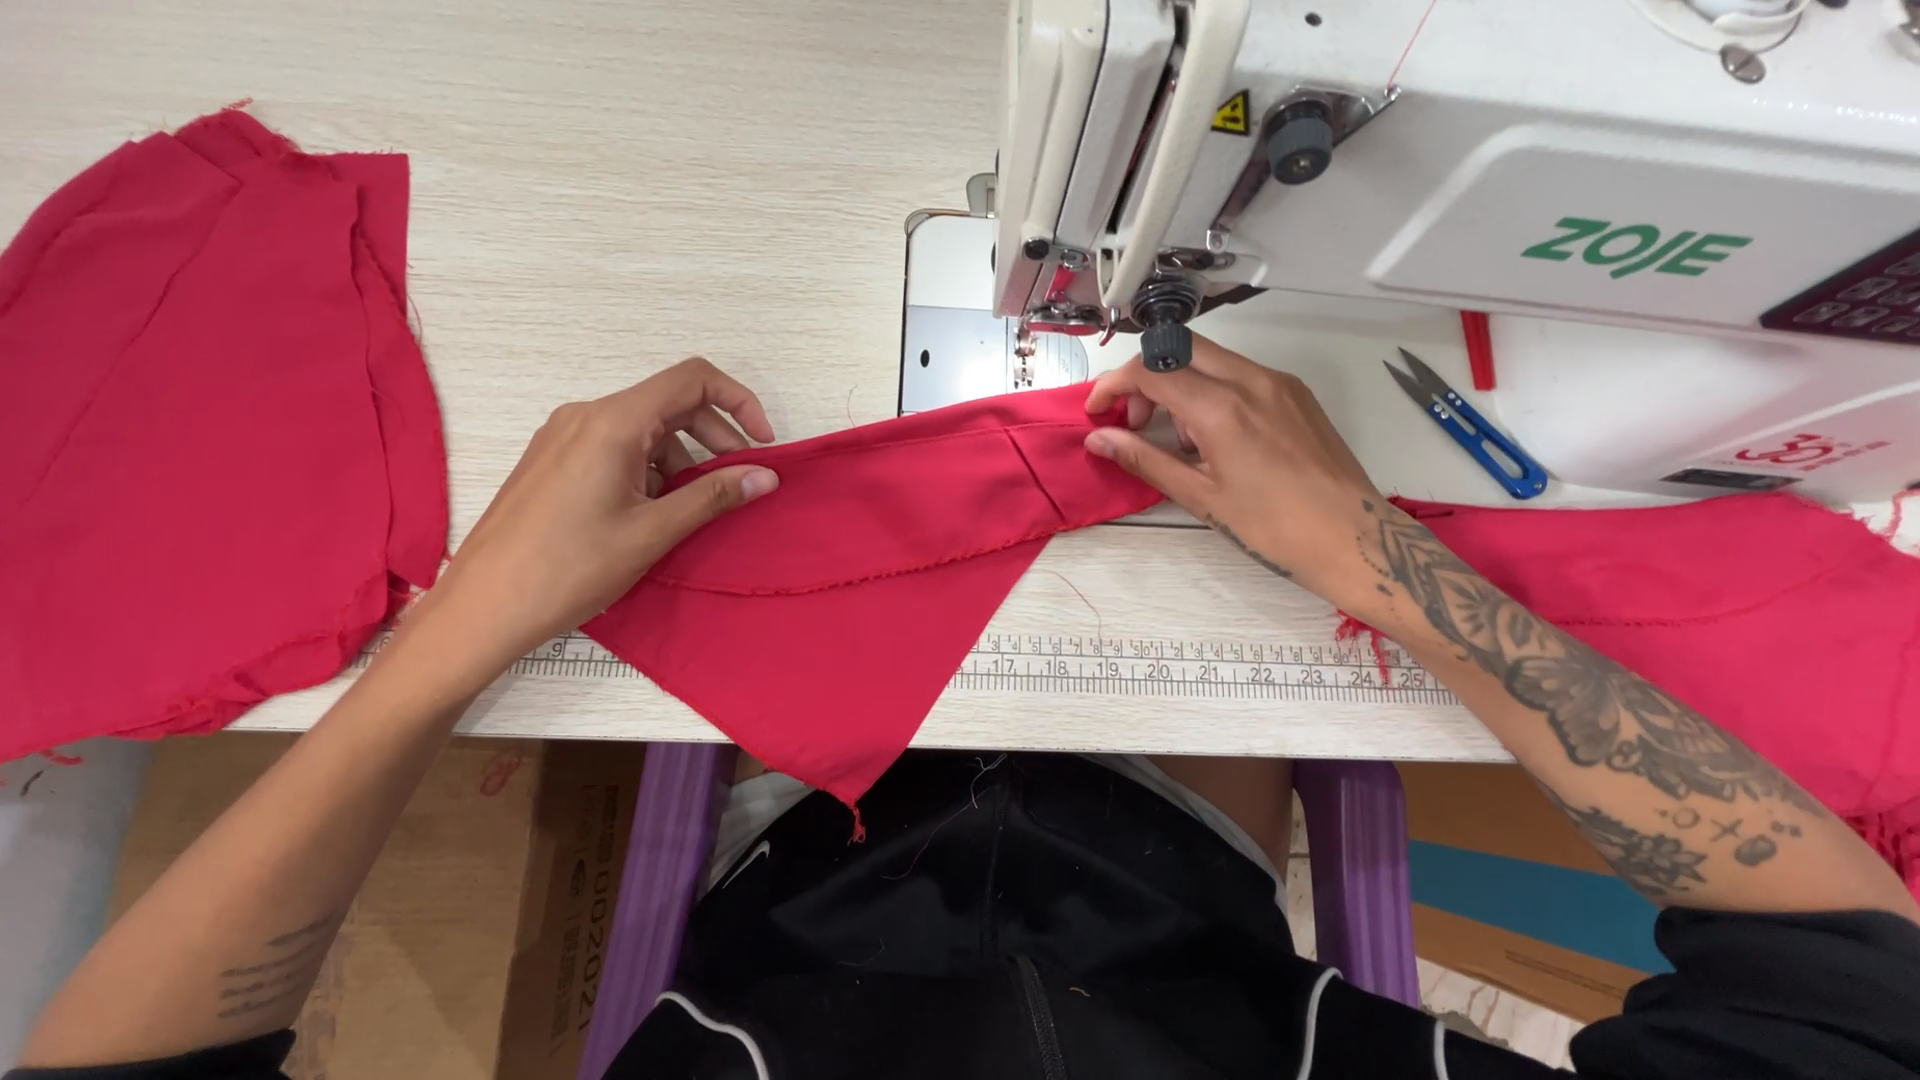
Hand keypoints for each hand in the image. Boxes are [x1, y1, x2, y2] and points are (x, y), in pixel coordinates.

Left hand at [401, 357, 779, 687]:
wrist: (484, 605)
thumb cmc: (570, 569)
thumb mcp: (653, 532)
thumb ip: (714, 496)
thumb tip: (766, 476)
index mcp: (613, 422)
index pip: (692, 379)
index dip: (739, 402)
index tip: (762, 444)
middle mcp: (587, 416)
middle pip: (670, 404)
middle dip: (715, 438)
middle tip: (738, 484)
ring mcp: (565, 436)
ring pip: (645, 430)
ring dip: (682, 461)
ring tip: (690, 511)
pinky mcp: (554, 460)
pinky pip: (618, 447)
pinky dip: (651, 470)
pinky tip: (652, 513)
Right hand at [1083, 334, 1383, 603]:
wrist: (1351, 538)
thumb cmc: (1273, 527)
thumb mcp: (1200, 496)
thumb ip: (1144, 459)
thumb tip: (1099, 439)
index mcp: (1222, 408)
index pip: (1152, 369)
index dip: (1114, 385)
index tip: (1099, 412)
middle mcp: (1251, 380)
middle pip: (1179, 347)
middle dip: (1145, 377)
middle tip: (1136, 422)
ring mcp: (1278, 383)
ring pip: (1210, 358)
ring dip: (1178, 383)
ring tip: (1179, 439)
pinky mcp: (1295, 393)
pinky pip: (1240, 373)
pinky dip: (1211, 391)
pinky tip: (1215, 438)